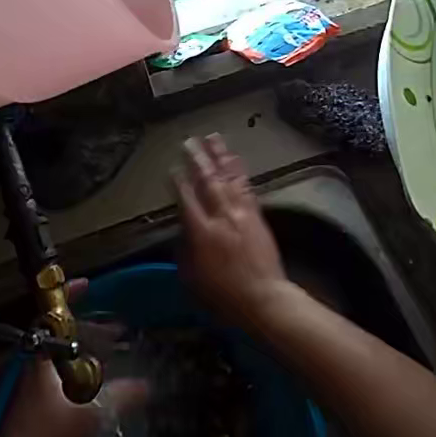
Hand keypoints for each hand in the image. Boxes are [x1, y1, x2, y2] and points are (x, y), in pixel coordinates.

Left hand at [0, 280, 149, 436]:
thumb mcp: (91, 413)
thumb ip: (123, 396)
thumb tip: (151, 386)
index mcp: (42, 358)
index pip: (52, 315)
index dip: (68, 296)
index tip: (89, 284)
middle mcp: (34, 367)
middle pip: (60, 335)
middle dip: (89, 327)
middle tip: (116, 328)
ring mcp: (31, 389)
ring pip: (60, 356)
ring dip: (85, 349)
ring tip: (110, 352)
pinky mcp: (33, 408)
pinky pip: (58, 374)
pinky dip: (78, 368)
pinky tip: (95, 384)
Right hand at [173, 133, 294, 328]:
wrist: (263, 298)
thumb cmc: (223, 296)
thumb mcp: (192, 278)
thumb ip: (184, 249)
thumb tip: (182, 229)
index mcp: (202, 233)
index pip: (186, 199)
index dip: (178, 182)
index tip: (172, 168)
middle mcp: (221, 216)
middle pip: (207, 181)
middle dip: (197, 159)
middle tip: (189, 141)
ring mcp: (242, 213)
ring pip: (228, 178)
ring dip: (219, 156)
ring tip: (212, 138)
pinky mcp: (257, 214)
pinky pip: (245, 186)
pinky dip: (238, 171)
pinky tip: (234, 159)